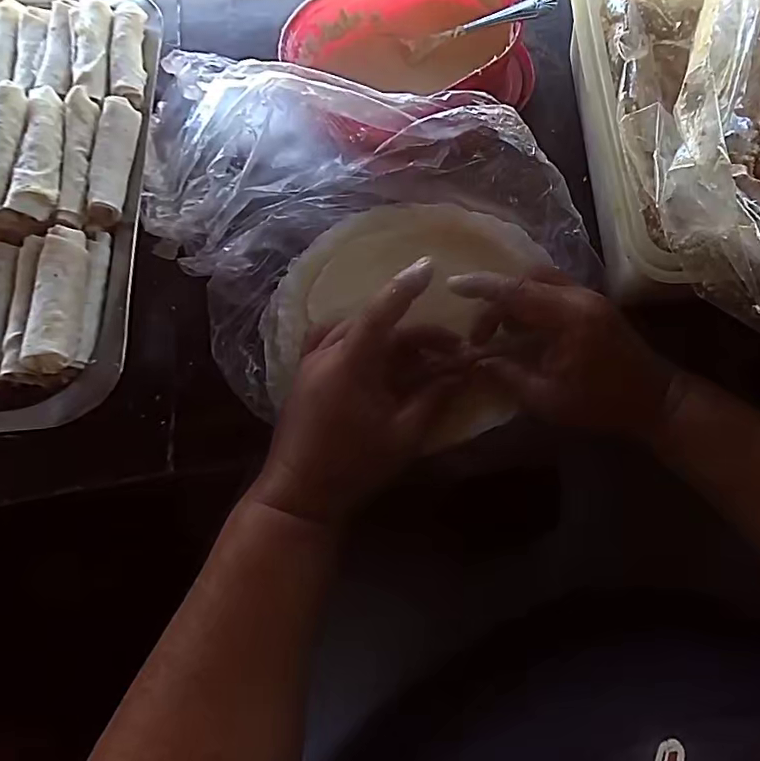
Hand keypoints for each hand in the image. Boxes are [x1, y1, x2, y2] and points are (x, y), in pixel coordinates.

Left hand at [252, 257, 464, 526]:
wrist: (299, 493)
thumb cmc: (354, 466)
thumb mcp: (403, 434)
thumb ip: (433, 398)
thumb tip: (460, 374)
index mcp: (350, 363)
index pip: (381, 312)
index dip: (406, 286)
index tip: (429, 266)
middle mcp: (326, 353)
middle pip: (374, 325)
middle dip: (415, 334)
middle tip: (450, 353)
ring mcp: (309, 362)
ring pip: (352, 330)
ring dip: (387, 337)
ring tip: (417, 357)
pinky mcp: (303, 375)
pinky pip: (332, 341)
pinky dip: (357, 339)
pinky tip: (373, 356)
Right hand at [447, 267, 682, 438]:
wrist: (657, 400)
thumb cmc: (603, 404)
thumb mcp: (548, 398)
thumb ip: (509, 376)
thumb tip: (476, 362)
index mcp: (570, 317)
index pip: (517, 292)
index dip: (482, 288)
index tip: (453, 287)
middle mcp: (580, 297)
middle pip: (527, 279)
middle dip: (495, 299)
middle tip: (479, 333)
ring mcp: (589, 297)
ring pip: (540, 281)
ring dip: (513, 299)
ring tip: (496, 330)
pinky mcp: (592, 305)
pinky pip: (552, 290)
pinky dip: (530, 302)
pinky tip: (521, 328)